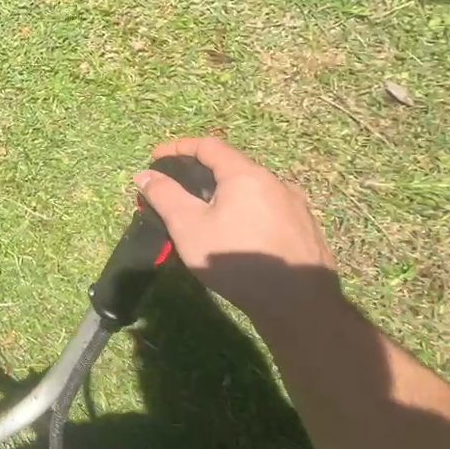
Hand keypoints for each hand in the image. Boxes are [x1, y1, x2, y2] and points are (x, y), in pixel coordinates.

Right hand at [135, 136, 341, 319]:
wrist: (298, 302)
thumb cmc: (234, 256)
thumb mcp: (187, 224)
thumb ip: (164, 195)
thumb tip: (145, 174)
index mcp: (247, 176)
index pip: (209, 146)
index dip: (178, 147)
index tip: (155, 158)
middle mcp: (276, 183)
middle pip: (230, 166)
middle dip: (197, 173)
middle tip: (172, 191)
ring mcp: (295, 206)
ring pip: (248, 189)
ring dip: (220, 193)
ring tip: (199, 214)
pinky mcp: (304, 228)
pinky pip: (264, 207)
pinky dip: (240, 208)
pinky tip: (231, 232)